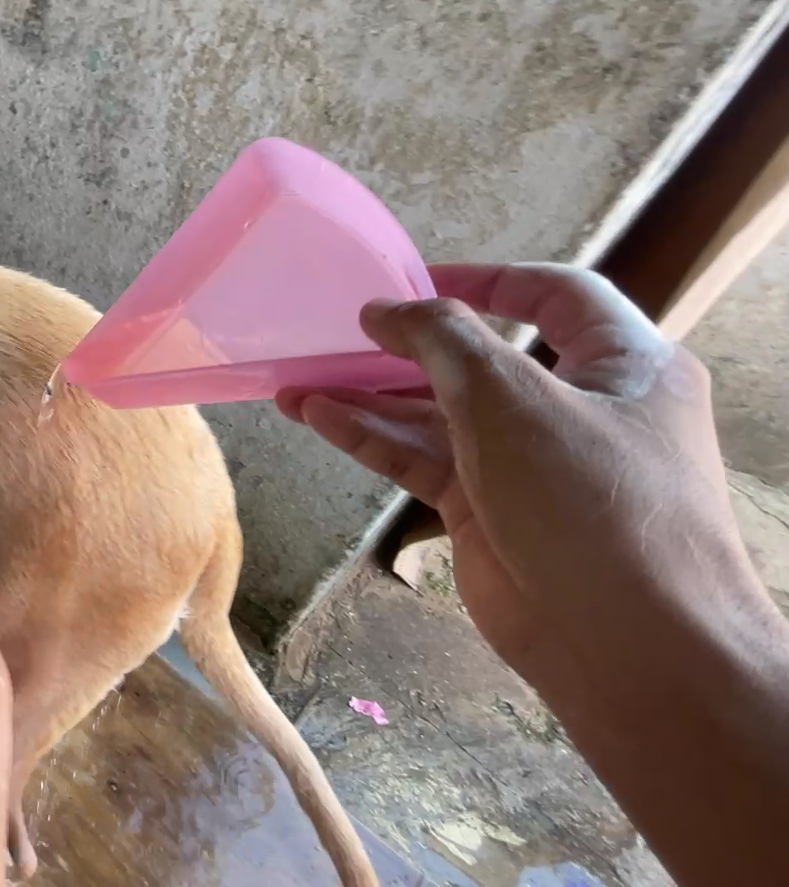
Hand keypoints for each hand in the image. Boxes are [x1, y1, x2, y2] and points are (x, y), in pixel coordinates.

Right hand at [277, 263, 764, 679]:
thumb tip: (383, 310)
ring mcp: (522, 460)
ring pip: (431, 411)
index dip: (485, 279)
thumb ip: (442, 340)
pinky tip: (313, 415)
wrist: (626, 644)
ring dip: (364, 395)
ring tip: (295, 382)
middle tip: (336, 335)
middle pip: (474, 359)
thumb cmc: (589, 500)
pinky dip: (365, 434)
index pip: (553, 298)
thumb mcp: (512, 398)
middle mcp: (571, 407)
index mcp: (621, 367)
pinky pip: (415, 454)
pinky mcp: (480, 503)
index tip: (410, 279)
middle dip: (402, 347)